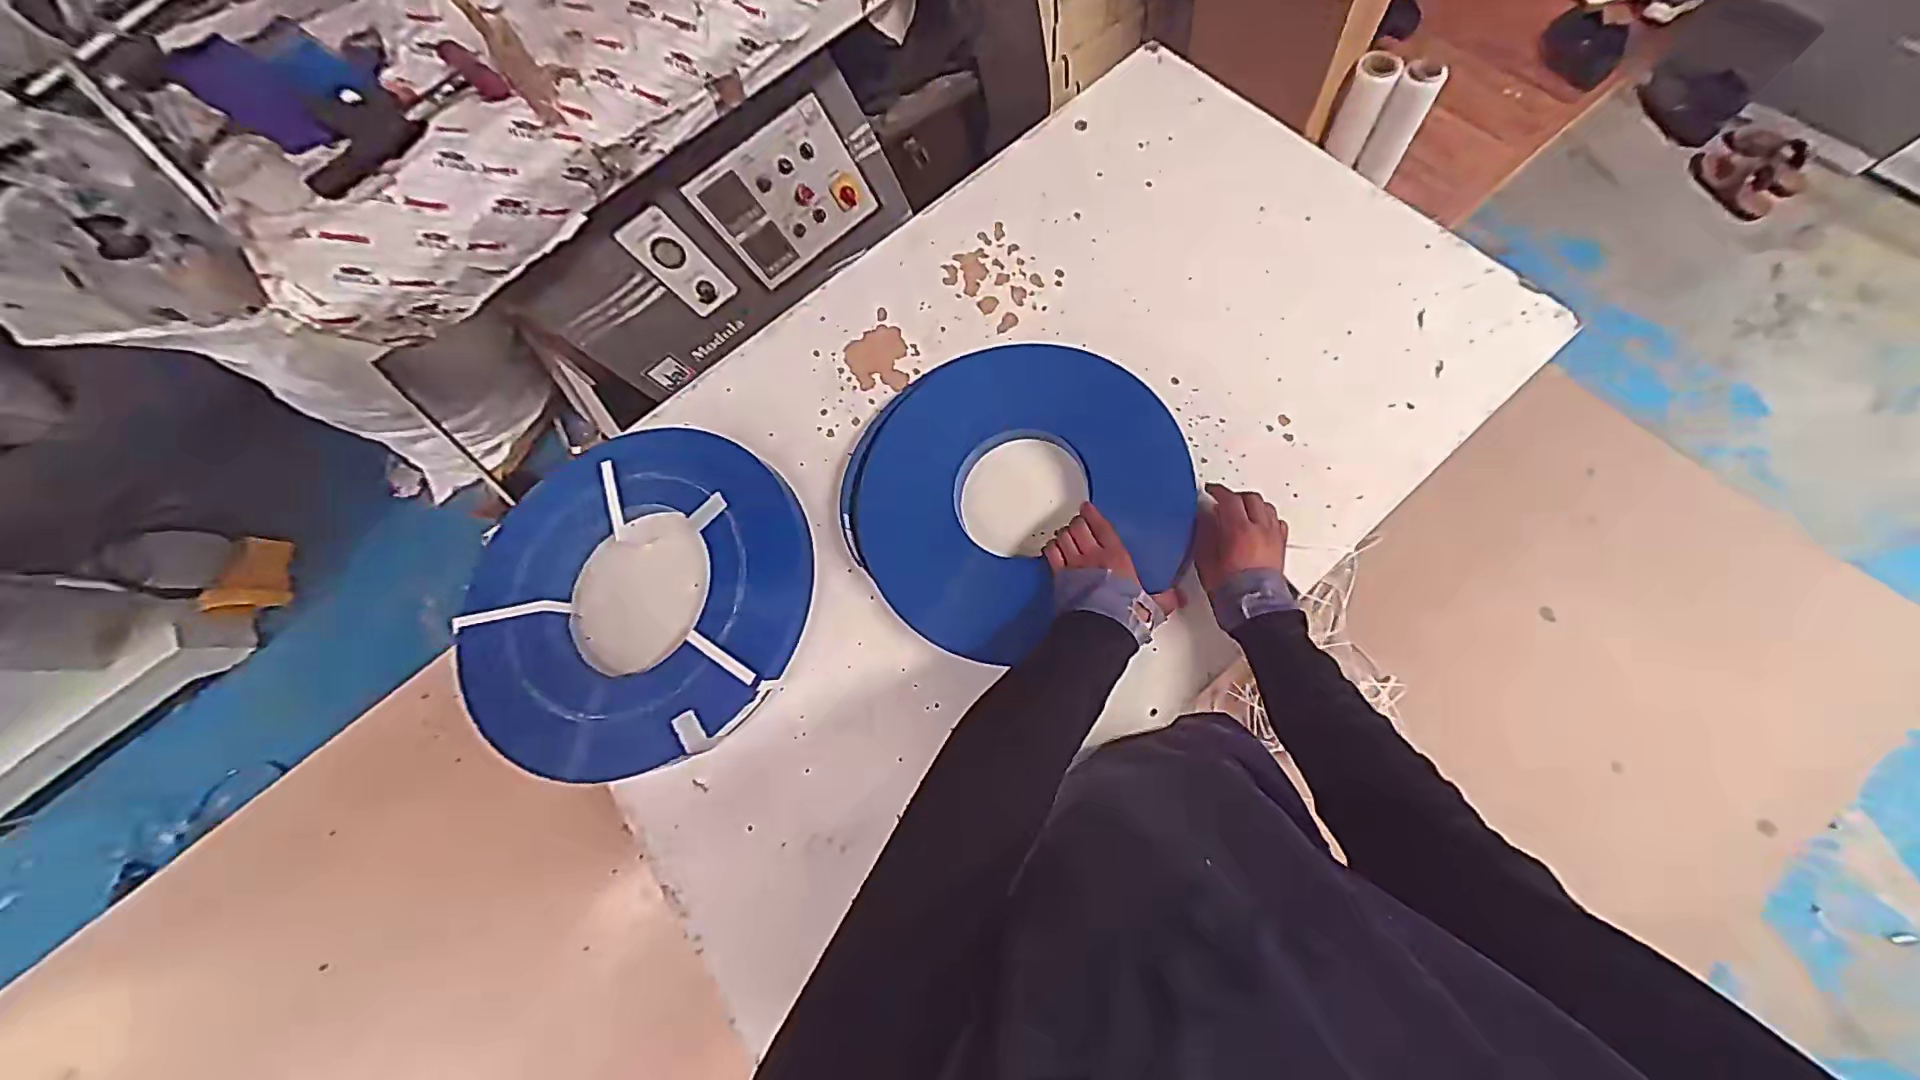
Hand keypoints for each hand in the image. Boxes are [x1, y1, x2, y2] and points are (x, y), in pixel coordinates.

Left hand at [1043, 502, 1185, 613]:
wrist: (1101, 627)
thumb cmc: (1126, 614)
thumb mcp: (1153, 605)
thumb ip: (1164, 598)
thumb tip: (1177, 598)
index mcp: (1117, 557)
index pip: (1102, 527)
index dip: (1093, 515)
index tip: (1087, 508)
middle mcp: (1093, 556)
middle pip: (1079, 527)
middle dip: (1077, 523)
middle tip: (1078, 524)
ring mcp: (1074, 565)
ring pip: (1063, 537)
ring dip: (1063, 534)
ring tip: (1065, 535)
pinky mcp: (1060, 577)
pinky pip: (1051, 553)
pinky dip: (1051, 548)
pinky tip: (1053, 548)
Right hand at [1194, 483, 1287, 594]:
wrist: (1254, 608)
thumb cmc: (1232, 590)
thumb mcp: (1206, 560)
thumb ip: (1205, 533)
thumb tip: (1205, 518)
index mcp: (1240, 530)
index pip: (1229, 498)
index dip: (1218, 491)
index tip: (1211, 491)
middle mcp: (1261, 529)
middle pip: (1251, 498)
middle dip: (1236, 496)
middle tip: (1224, 500)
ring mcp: (1273, 537)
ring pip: (1266, 507)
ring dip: (1252, 505)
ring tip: (1241, 510)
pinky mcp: (1280, 546)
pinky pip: (1276, 522)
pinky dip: (1266, 518)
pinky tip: (1258, 524)